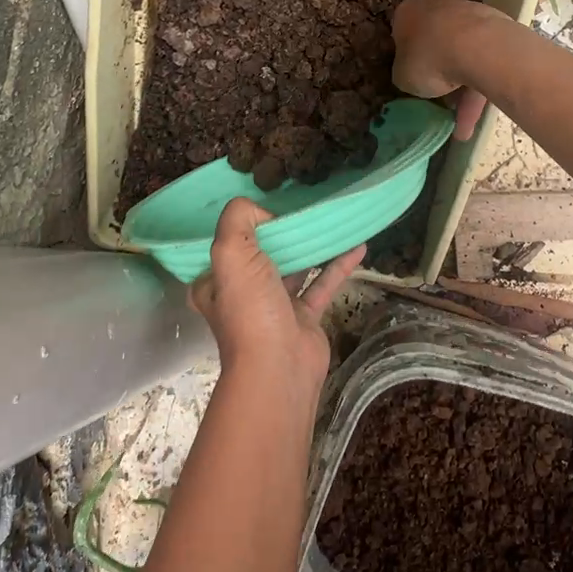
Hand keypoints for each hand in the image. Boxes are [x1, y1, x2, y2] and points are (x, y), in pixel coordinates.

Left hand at [189, 198, 364, 387]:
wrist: (279, 369)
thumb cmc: (250, 310)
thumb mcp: (231, 254)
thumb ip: (237, 220)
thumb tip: (262, 212)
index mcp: (215, 281)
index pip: (226, 243)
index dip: (244, 223)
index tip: (267, 202)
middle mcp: (242, 293)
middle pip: (262, 252)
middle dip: (281, 230)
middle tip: (305, 206)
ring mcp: (274, 306)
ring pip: (294, 266)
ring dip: (312, 245)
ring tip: (333, 220)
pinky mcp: (304, 318)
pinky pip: (322, 284)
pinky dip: (338, 265)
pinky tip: (357, 246)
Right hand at [390, 0, 497, 139]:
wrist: (477, 46)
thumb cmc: (428, 58)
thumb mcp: (402, 76)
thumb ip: (405, 73)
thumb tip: (412, 75)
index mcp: (409, 11)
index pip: (403, 34)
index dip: (407, 59)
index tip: (413, 79)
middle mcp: (439, 6)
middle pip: (436, 42)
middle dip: (439, 73)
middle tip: (440, 100)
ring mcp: (470, 14)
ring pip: (463, 55)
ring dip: (463, 90)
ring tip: (462, 125)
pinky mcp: (496, 28)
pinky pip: (484, 62)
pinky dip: (479, 89)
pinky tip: (475, 118)